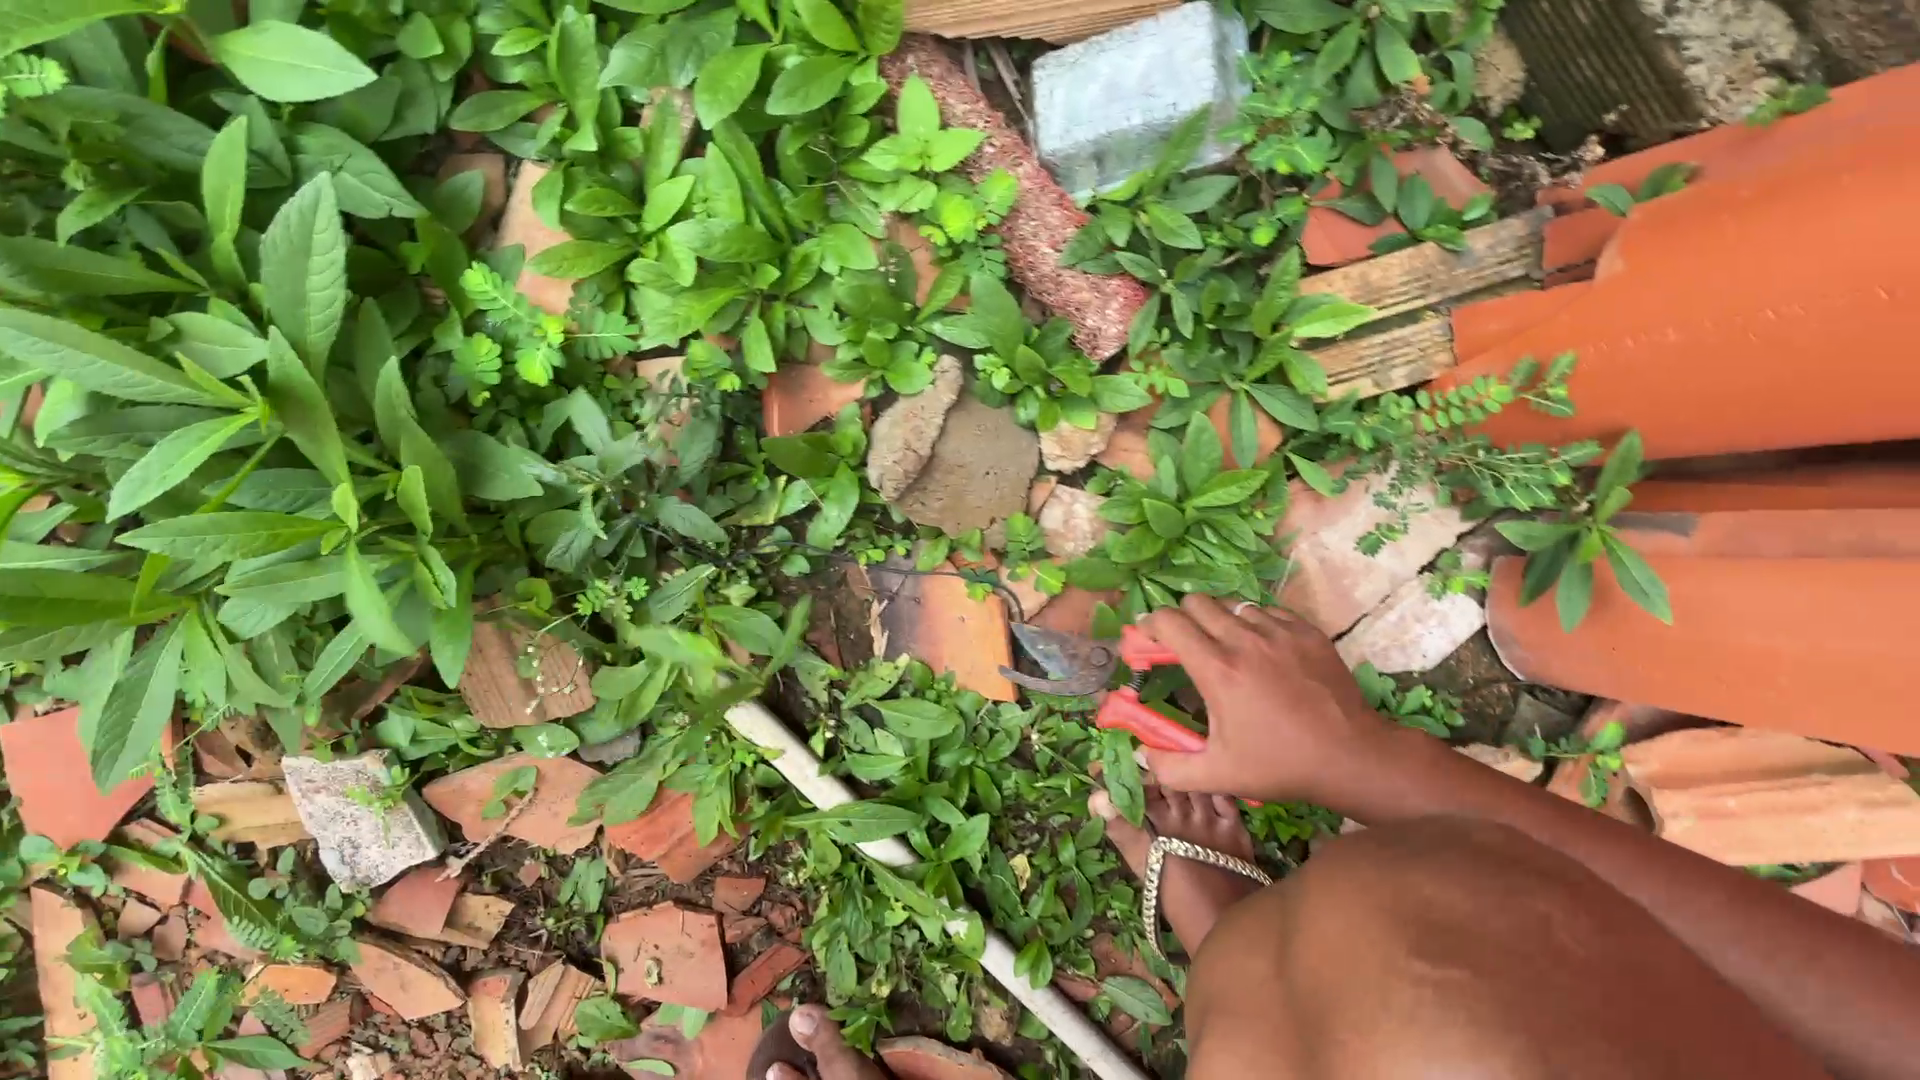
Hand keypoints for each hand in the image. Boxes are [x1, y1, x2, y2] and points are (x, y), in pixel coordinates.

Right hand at [1135, 595, 1397, 805]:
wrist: (1353, 757)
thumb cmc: (1281, 765)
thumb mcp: (1218, 776)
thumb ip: (1169, 769)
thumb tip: (1142, 755)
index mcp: (1217, 670)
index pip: (1168, 622)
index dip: (1149, 627)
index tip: (1147, 642)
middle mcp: (1245, 640)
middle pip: (1196, 602)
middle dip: (1181, 618)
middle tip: (1183, 645)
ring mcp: (1279, 631)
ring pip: (1232, 604)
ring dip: (1219, 620)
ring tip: (1225, 648)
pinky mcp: (1307, 631)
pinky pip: (1267, 612)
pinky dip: (1255, 625)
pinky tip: (1262, 651)